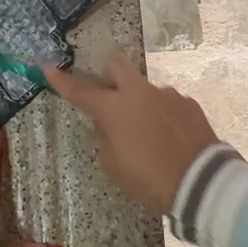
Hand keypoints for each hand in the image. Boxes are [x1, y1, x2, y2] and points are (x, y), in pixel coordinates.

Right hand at [45, 51, 221, 213]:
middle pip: (116, 66)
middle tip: (109, 95)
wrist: (200, 181)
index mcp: (114, 108)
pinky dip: (164, 117)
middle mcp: (139, 92)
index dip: (61, 80)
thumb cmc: (149, 178)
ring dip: (141, 104)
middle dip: (108, 74)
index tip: (47, 67)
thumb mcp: (114, 164)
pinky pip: (168, 104)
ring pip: (145, 89)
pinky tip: (171, 138)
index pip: (80, 90)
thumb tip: (110, 123)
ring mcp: (166, 94)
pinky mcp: (188, 103)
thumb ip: (106, 137)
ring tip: (150, 135)